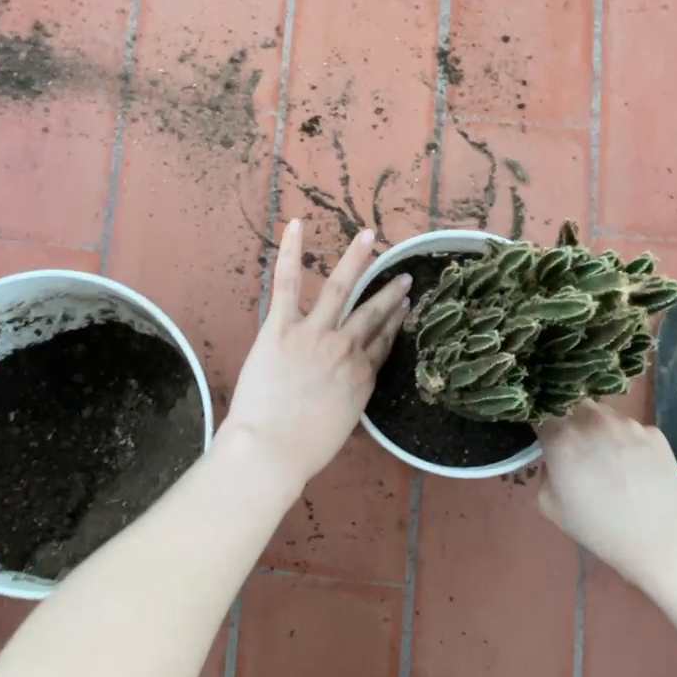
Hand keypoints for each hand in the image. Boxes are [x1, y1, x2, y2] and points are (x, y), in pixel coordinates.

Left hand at [220, 220, 409, 489]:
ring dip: (356, 260)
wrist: (271, 449)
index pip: (383, 344)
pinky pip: (286, 283)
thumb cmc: (304, 449)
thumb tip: (347, 389)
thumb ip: (348, 398)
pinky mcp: (282, 328)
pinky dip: (290, 252)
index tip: (405, 309)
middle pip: (372, 315)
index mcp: (362, 377)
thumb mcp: (342, 426)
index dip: (395, 324)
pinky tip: (296, 226)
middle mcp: (346, 350)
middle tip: (403, 277)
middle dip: (389, 294)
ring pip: (341, 289)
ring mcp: (315, 334)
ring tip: (368, 237)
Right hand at [536, 402, 676, 586]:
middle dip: (568, 420)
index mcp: (562, 438)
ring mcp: (628, 423)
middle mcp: (593, 421)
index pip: (541, 414)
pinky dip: (625, 440)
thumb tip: (554, 457)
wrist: (662, 540)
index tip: (543, 439)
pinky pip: (630, 428)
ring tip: (607, 457)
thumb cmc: (598, 528)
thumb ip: (544, 470)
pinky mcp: (655, 432)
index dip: (541, 425)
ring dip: (597, 427)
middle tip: (574, 447)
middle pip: (572, 405)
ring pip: (603, 413)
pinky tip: (632, 466)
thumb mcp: (549, 505)